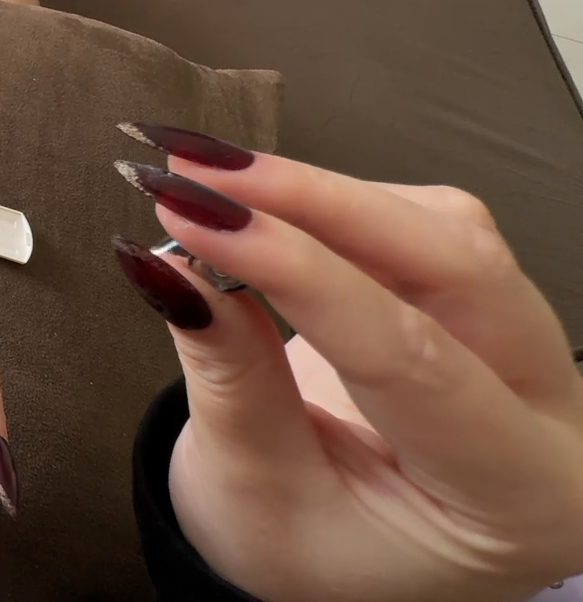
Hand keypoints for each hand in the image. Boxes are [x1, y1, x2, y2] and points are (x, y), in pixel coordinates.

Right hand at [112, 125, 582, 601]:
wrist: (330, 545)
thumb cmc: (295, 541)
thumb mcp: (248, 479)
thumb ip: (225, 372)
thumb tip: (165, 267)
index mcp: (514, 495)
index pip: (408, 356)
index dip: (288, 267)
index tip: (184, 210)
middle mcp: (554, 417)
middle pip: (458, 267)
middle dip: (314, 199)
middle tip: (191, 164)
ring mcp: (524, 355)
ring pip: (441, 228)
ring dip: (310, 189)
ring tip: (199, 178)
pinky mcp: (468, 310)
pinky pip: (412, 221)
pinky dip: (316, 197)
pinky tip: (248, 201)